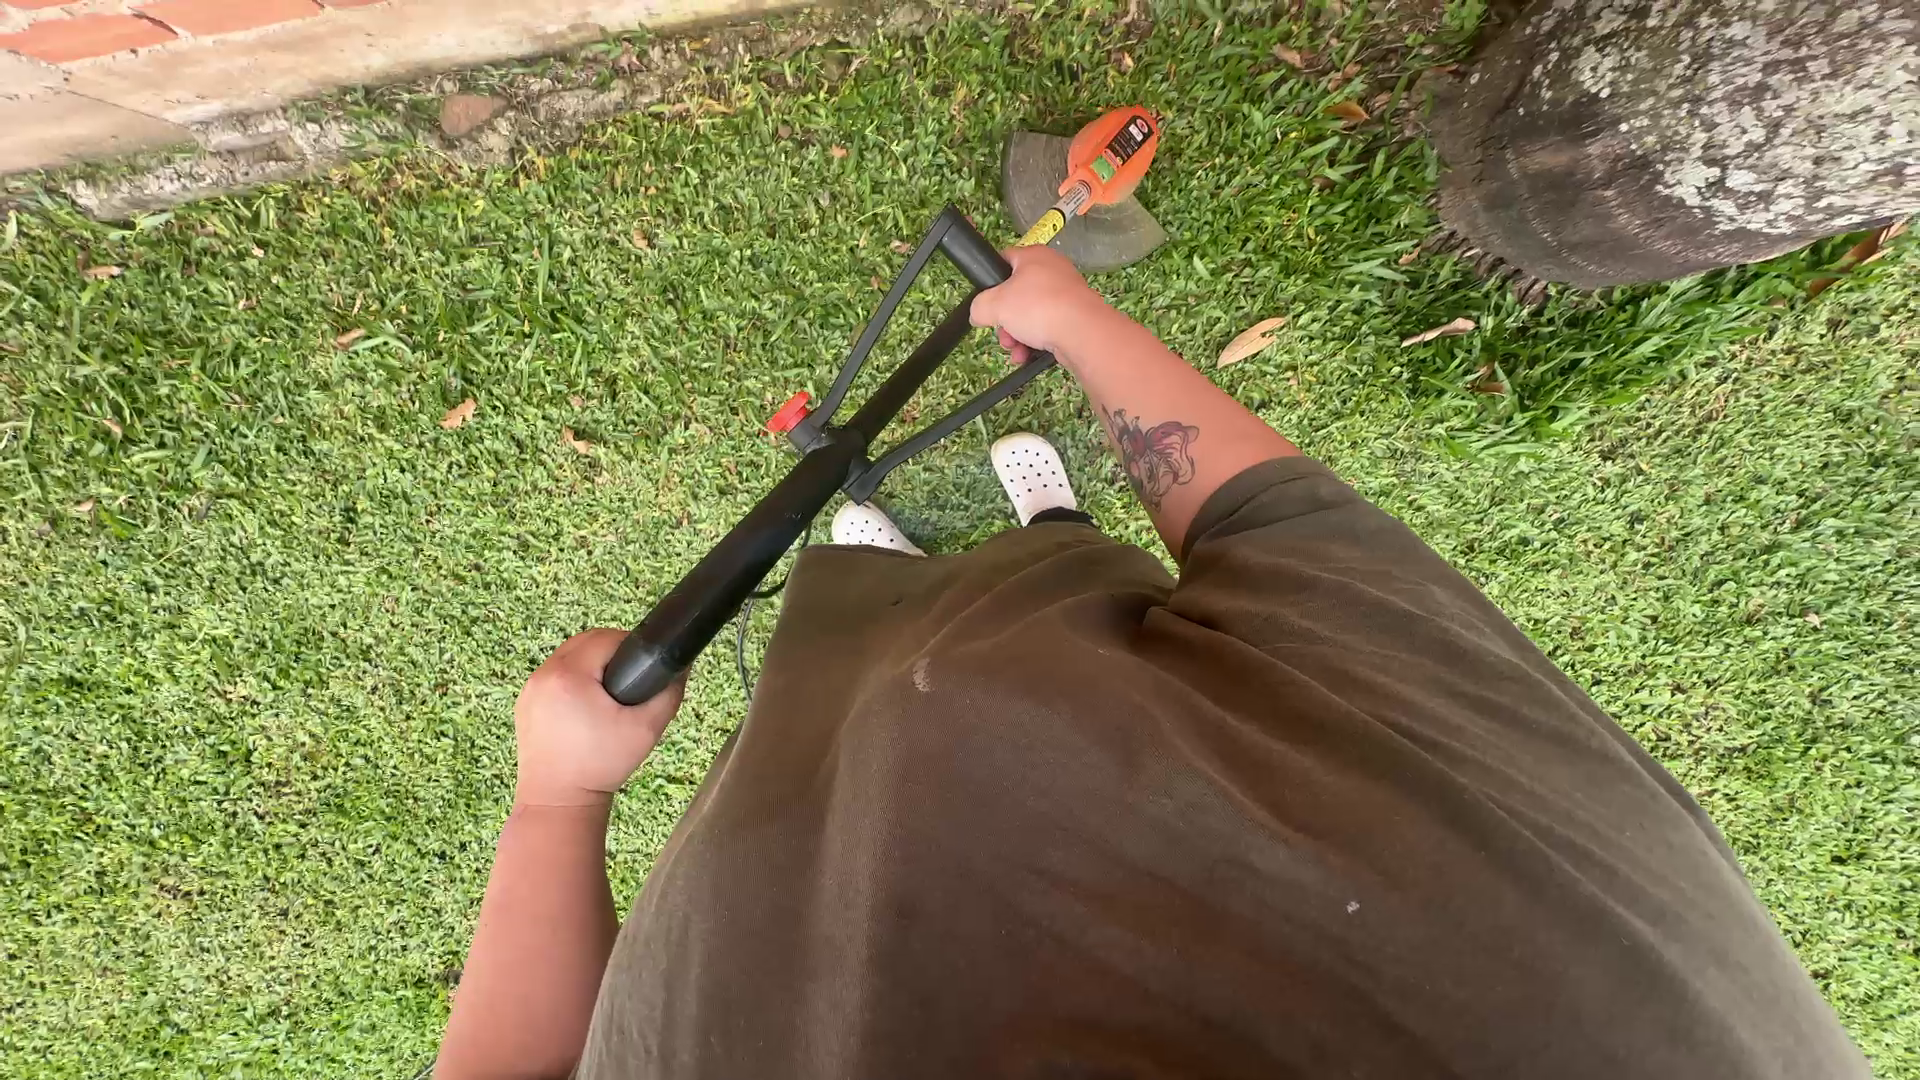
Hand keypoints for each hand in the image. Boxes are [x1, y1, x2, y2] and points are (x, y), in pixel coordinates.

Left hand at [513, 629, 685, 807]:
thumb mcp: (648, 728)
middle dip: (611, 650)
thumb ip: (670, 691)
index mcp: (569, 676)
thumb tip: (682, 666)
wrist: (560, 800)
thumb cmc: (603, 763)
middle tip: (632, 676)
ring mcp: (530, 690)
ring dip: (592, 662)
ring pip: (568, 656)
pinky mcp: (525, 704)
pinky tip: (590, 700)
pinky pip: (555, 675)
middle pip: (584, 641)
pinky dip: (574, 678)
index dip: (630, 646)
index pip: (605, 638)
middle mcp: (543, 676)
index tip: (644, 667)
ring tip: (613, 688)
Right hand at [969, 246, 1111, 365]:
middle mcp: (1052, 270)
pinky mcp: (1074, 315)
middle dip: (1004, 320)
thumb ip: (979, 307)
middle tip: (1002, 334)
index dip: (991, 280)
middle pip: (1016, 294)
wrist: (1081, 331)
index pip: (1004, 260)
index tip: (986, 301)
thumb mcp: (995, 305)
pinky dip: (1035, 341)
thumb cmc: (1037, 307)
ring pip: (1031, 314)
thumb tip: (978, 314)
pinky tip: (1027, 356)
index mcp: (1033, 256)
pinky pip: (1047, 326)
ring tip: (1015, 350)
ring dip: (1017, 336)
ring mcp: (1065, 293)